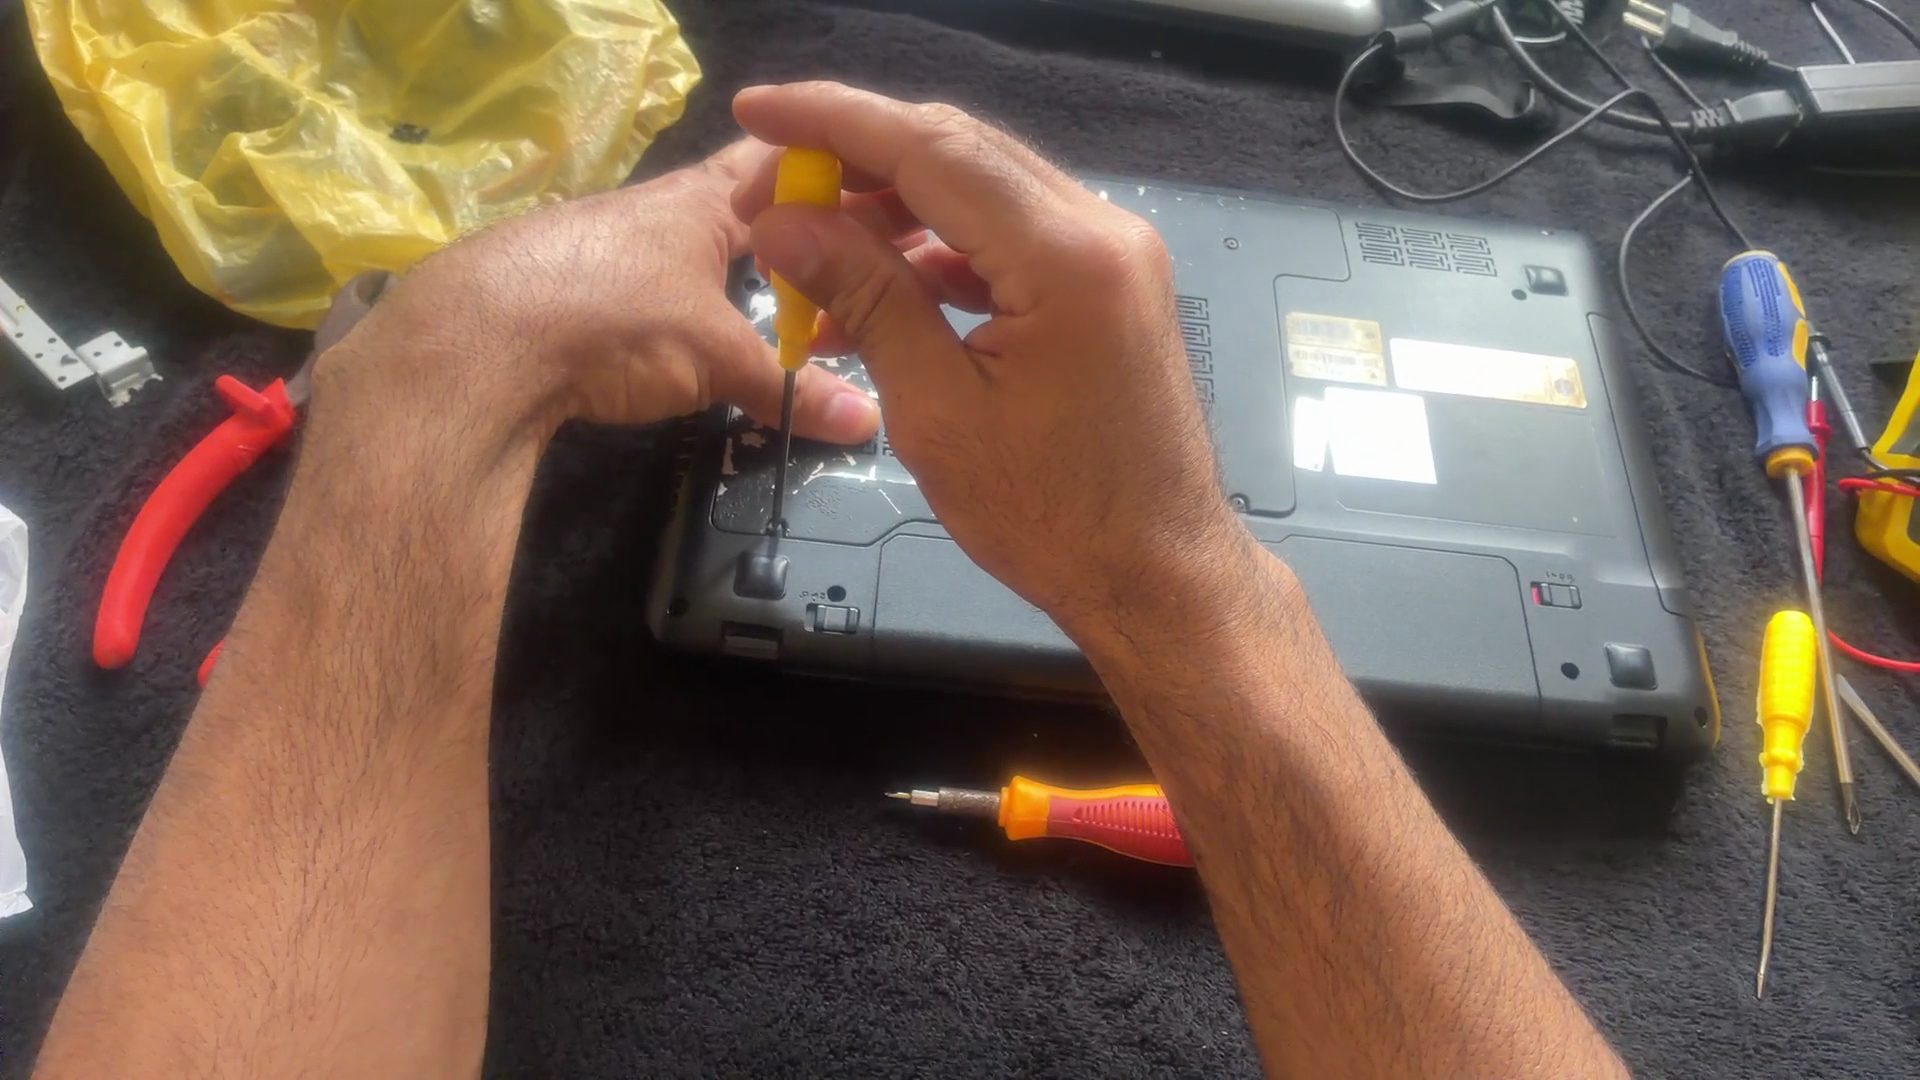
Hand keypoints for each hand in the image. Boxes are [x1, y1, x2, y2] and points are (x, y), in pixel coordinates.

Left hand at [311, 138, 880, 459]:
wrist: (479, 345)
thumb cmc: (619, 320)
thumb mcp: (719, 358)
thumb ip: (792, 389)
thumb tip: (871, 424)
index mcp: (698, 203)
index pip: (770, 163)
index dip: (814, 170)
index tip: (855, 190)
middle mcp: (651, 210)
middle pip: (729, 205)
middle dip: (776, 226)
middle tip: (824, 259)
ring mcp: (602, 242)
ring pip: (683, 243)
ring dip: (723, 264)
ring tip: (764, 299)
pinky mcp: (566, 280)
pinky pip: (644, 278)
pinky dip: (677, 295)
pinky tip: (680, 328)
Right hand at [732, 83, 1252, 633]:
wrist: (1154, 573)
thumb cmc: (1050, 518)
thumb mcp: (940, 414)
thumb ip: (868, 300)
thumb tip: (785, 225)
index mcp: (1066, 256)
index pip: (930, 148)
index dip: (831, 121)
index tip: (755, 108)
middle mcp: (1102, 232)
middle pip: (960, 156)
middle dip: (857, 165)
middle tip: (775, 200)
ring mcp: (1113, 260)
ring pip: (984, 201)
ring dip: (895, 219)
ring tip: (815, 260)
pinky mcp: (1107, 293)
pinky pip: (1011, 251)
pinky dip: (943, 262)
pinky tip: (883, 291)